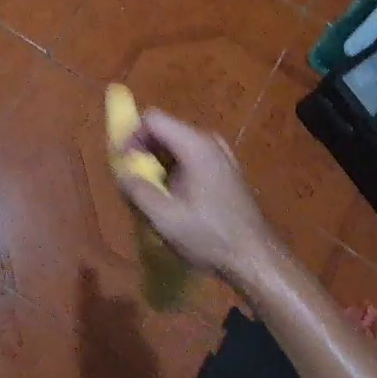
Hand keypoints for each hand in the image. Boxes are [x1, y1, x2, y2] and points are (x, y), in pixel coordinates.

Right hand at [116, 109, 277, 283]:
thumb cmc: (210, 237)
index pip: (152, 119)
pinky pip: (191, 157)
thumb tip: (121, 171)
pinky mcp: (226, 169)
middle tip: (135, 183)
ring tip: (154, 195)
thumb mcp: (165, 218)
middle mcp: (209, 142)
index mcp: (195, 146)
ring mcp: (221, 154)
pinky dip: (176, 170)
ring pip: (177, 145)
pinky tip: (176, 199)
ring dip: (159, 164)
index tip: (125, 165)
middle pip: (165, 130)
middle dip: (144, 152)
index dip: (132, 136)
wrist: (255, 258)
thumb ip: (137, 190)